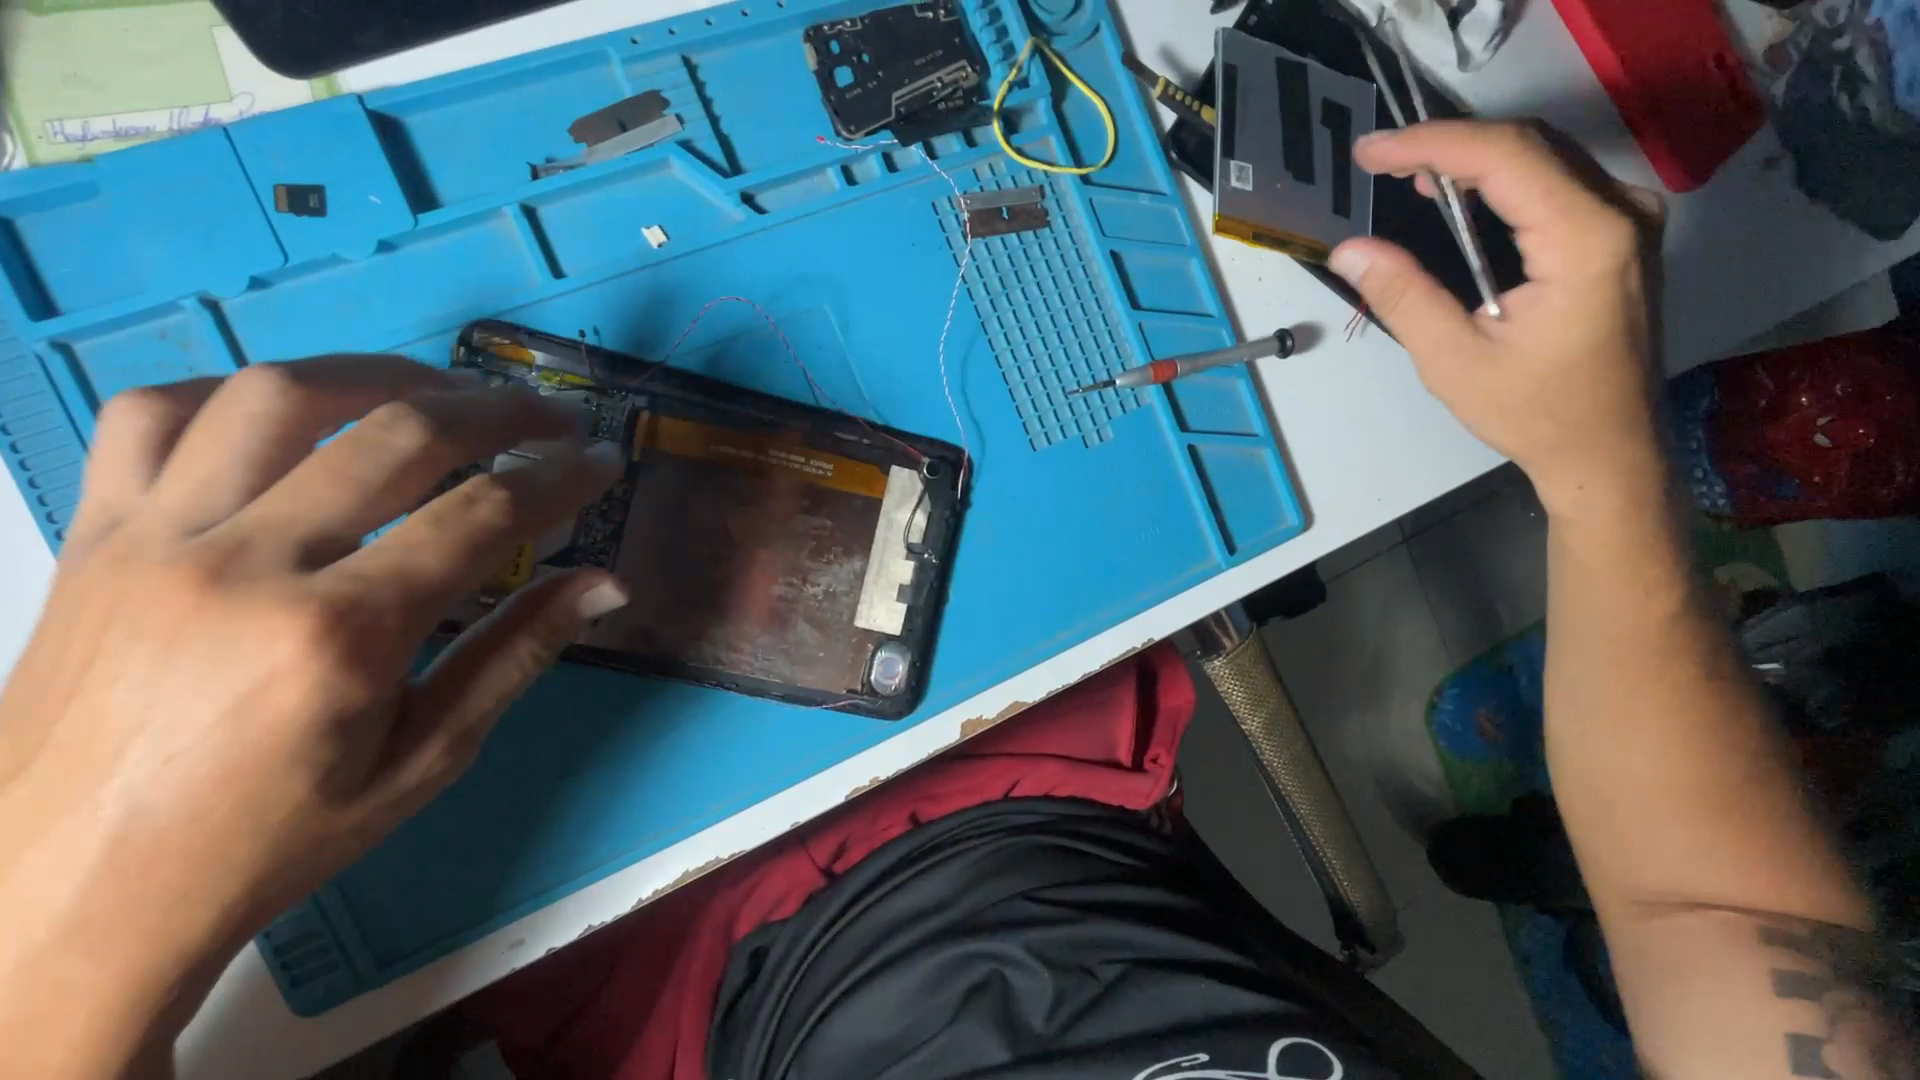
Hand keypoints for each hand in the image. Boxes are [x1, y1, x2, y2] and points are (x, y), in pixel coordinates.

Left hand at [0, 356, 626, 1075]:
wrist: (66, 895)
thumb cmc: (271, 840)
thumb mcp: (424, 761)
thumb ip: (517, 655)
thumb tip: (607, 583)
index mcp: (339, 635)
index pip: (482, 516)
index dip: (559, 477)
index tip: (602, 461)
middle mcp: (247, 563)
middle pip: (400, 434)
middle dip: (500, 411)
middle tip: (551, 416)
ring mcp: (156, 535)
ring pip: (284, 395)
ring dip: (388, 374)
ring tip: (446, 392)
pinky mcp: (94, 531)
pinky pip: (157, 413)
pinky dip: (244, 391)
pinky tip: (304, 412)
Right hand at [1328, 120, 1666, 514]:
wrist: (1606, 449)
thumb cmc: (1534, 411)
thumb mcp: (1453, 359)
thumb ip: (1404, 296)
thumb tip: (1349, 250)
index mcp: (1585, 239)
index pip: (1505, 159)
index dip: (1432, 144)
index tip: (1371, 150)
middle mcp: (1619, 212)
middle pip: (1526, 147)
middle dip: (1447, 145)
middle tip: (1379, 159)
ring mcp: (1626, 220)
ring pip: (1540, 159)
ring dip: (1470, 159)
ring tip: (1406, 173)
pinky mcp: (1616, 235)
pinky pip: (1552, 183)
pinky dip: (1497, 180)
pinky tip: (1455, 194)